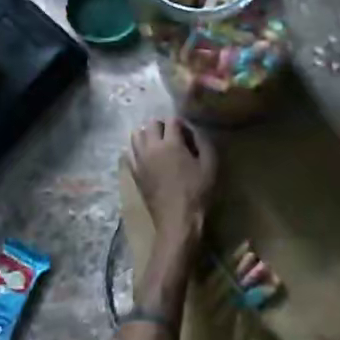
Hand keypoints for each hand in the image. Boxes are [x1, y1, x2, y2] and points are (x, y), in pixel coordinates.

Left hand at [128, 118, 216, 246]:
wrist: (177, 220)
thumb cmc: (196, 192)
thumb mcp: (210, 165)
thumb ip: (203, 142)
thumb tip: (194, 131)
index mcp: (171, 143)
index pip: (171, 120)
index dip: (180, 123)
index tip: (187, 132)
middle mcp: (152, 148)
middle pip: (150, 124)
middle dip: (161, 125)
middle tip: (172, 136)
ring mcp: (140, 161)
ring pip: (136, 136)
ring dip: (147, 134)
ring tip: (158, 144)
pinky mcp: (135, 174)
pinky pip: (129, 154)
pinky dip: (136, 150)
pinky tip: (146, 156)